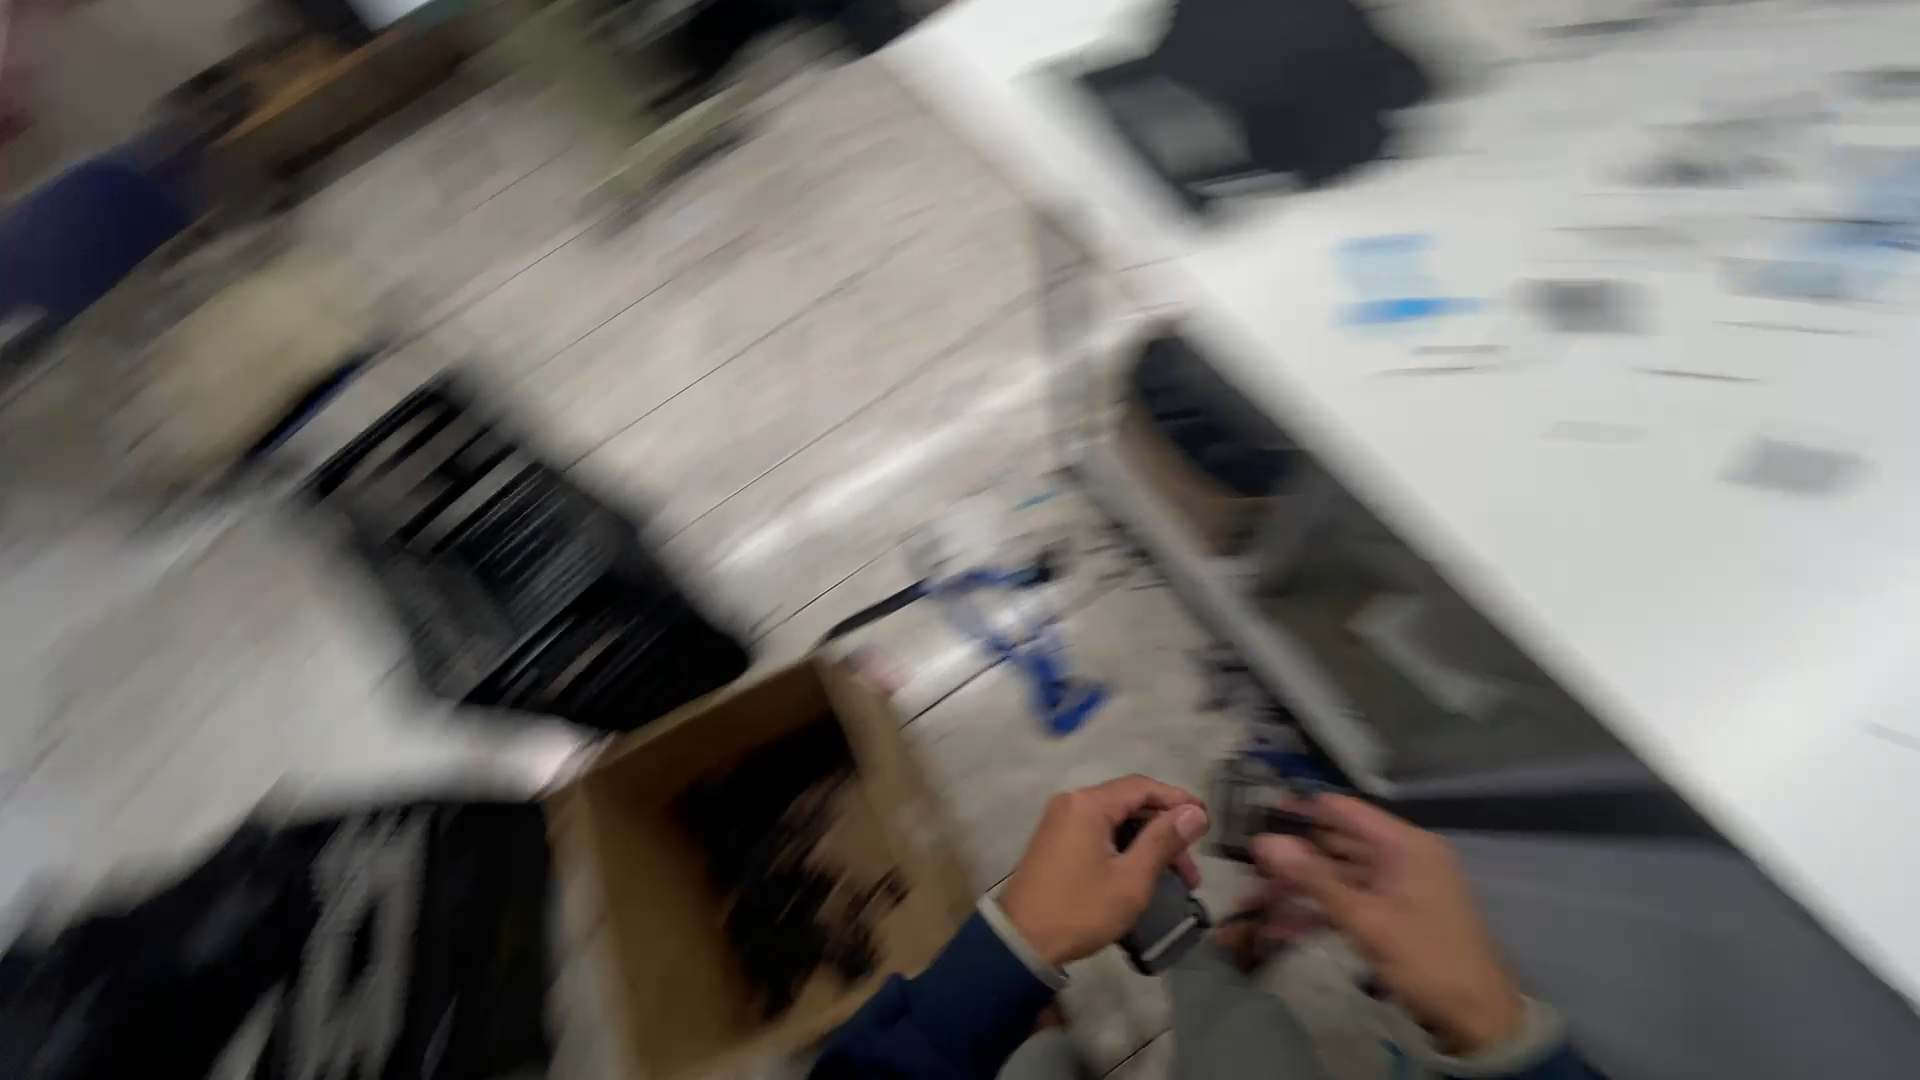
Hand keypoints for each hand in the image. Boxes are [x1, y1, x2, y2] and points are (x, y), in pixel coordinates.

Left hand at [998, 775, 1209, 967]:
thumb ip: (1163, 841)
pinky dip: (1125, 846)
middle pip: (1129, 802)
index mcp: (1088, 803)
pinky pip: (1099, 831)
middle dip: (1165, 830)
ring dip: (1147, 842)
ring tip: (1176, 878)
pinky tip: (1144, 872)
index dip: (1177, 799)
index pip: (1142, 786)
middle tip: (1191, 868)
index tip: (1206, 821)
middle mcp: (1073, 801)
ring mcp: (1061, 819)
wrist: (1023, 939)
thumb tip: (1194, 812)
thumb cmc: (1080, 908)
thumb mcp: (1130, 879)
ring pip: (1116, 820)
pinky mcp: (1057, 838)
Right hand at [1252, 796, 1522, 1054]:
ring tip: (1257, 899)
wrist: (1482, 1025)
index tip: (1259, 815)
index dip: (1301, 809)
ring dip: (1299, 888)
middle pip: (1335, 844)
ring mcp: (1395, 887)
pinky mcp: (1390, 915)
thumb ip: (1312, 878)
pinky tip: (1281, 927)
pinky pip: (1346, 902)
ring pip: (1335, 876)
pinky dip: (1318, 911)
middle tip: (1251, 864)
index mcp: (1404, 845)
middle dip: (1293, 856)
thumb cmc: (1428, 960)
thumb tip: (1264, 842)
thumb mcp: (1365, 919)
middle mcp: (1400, 857)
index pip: (1343, 810)